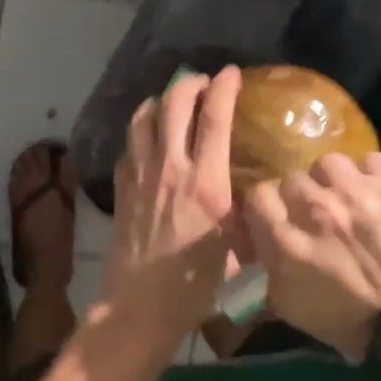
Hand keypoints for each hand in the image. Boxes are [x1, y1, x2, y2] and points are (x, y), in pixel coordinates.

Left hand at [98, 67, 242, 355]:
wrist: (141, 306)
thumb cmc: (195, 285)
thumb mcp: (235, 250)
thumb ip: (246, 218)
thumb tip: (259, 204)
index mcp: (208, 183)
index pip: (215, 117)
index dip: (224, 88)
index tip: (232, 74)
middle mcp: (172, 169)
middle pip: (175, 104)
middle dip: (190, 83)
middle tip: (202, 82)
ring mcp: (141, 175)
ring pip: (145, 117)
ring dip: (161, 101)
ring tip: (173, 100)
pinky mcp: (122, 187)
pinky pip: (130, 144)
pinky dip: (142, 131)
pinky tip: (150, 138)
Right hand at [242, 152, 380, 359]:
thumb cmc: (339, 317)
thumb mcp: (283, 302)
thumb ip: (264, 261)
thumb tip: (255, 235)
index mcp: (287, 240)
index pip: (258, 194)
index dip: (265, 207)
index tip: (276, 218)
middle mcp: (318, 210)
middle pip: (293, 178)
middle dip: (299, 197)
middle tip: (314, 215)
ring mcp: (359, 196)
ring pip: (329, 163)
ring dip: (332, 181)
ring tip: (344, 199)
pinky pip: (373, 160)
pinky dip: (371, 174)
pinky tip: (373, 193)